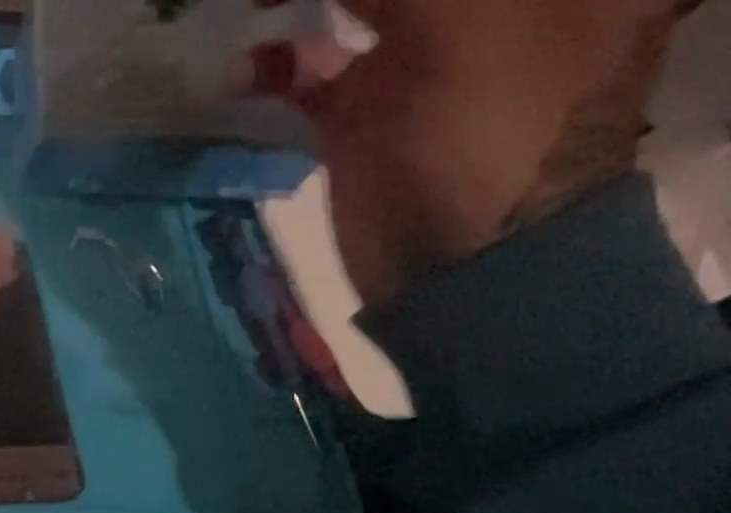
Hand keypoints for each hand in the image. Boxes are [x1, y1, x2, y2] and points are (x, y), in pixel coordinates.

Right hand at [261, 0, 694, 305]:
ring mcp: (412, 58)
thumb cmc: (491, 142)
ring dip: (289, 2)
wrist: (465, 269)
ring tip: (244, 8)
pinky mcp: (361, 112)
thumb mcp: (464, 28)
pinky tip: (238, 74)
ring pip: (342, 2)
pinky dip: (270, 66)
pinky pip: (306, 70)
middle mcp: (477, 3)